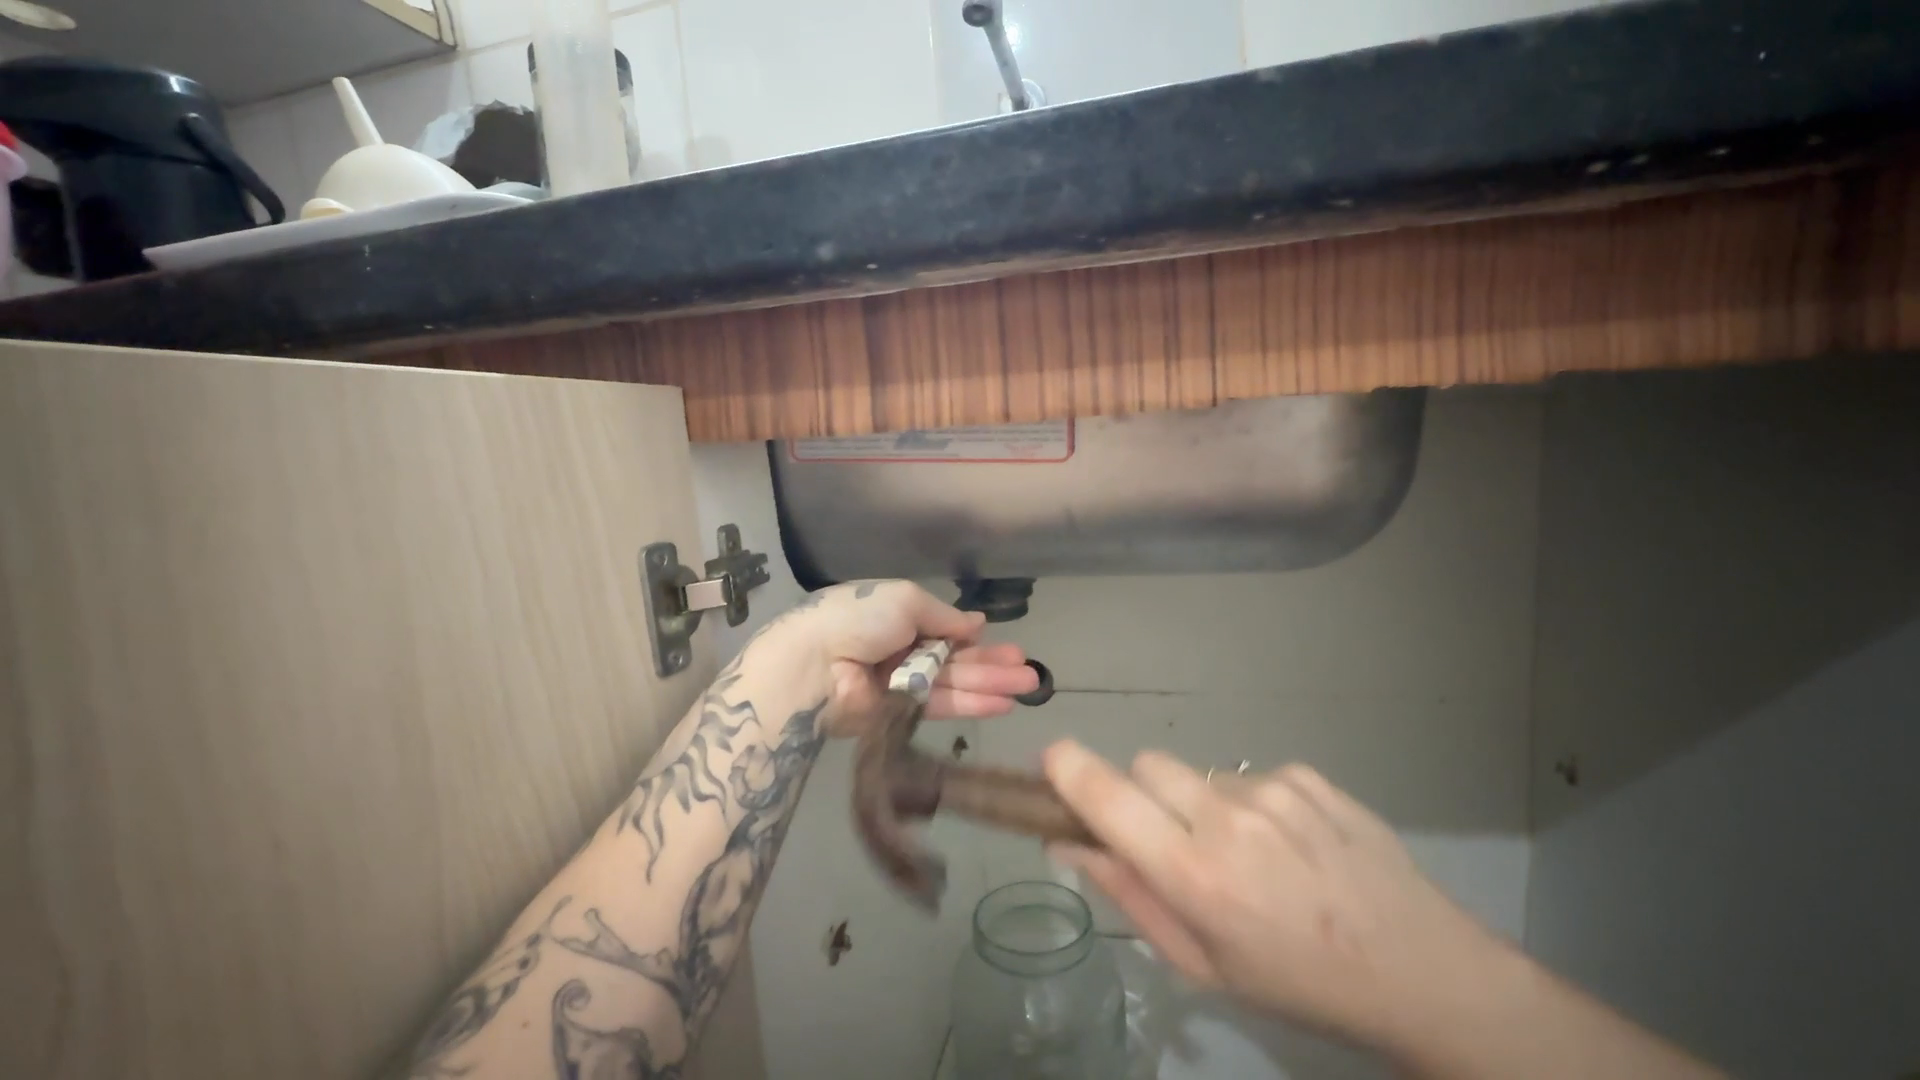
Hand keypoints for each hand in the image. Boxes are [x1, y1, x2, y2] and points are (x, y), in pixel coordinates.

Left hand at [749, 581, 1039, 736]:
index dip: (971, 636)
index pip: (940, 627)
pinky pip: (940, 705)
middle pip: (953, 657)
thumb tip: (976, 623)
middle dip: (991, 663)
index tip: (999, 641)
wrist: (814, 667)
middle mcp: (898, 648)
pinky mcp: (898, 713)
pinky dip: (972, 703)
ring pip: (953, 682)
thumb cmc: (859, 619)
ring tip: (1029, 686)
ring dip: (991, 683)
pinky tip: (1004, 703)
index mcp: (894, 615)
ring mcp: (899, 682)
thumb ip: (945, 616)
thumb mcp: (905, 600)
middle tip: (1028, 670)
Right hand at [1044, 743, 1506, 1051]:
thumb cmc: (1295, 981)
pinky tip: (1290, 845)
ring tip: (1249, 853)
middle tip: (1173, 840)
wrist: (1419, 969)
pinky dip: (1251, 803)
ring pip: (1198, 772)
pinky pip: (1248, 776)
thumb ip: (1127, 895)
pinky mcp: (1309, 776)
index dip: (1068, 769)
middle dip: (1142, 795)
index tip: (1051, 761)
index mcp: (1193, 874)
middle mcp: (1227, 818)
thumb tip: (1065, 844)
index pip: (1106, 796)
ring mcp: (1273, 790)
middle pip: (1146, 765)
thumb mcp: (1200, 963)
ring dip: (1200, 803)